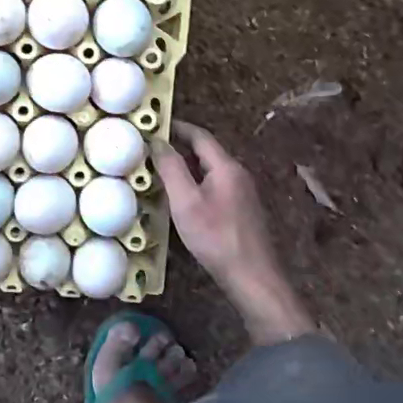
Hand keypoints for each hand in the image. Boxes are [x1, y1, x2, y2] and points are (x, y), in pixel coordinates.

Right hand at [152, 121, 316, 344]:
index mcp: (226, 167)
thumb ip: (171, 168)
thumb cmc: (215, 237)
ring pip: (210, 170)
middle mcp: (238, 174)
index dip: (176, 127)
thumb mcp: (186, 202)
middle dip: (179, 146)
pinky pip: (215, 185)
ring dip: (186, 165)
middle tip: (150, 148)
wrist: (252, 278)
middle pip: (206, 151)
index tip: (153, 125)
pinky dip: (195, 182)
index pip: (200, 135)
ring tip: (159, 170)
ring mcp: (243, 193)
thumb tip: (157, 141)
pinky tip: (181, 196)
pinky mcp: (242, 210)